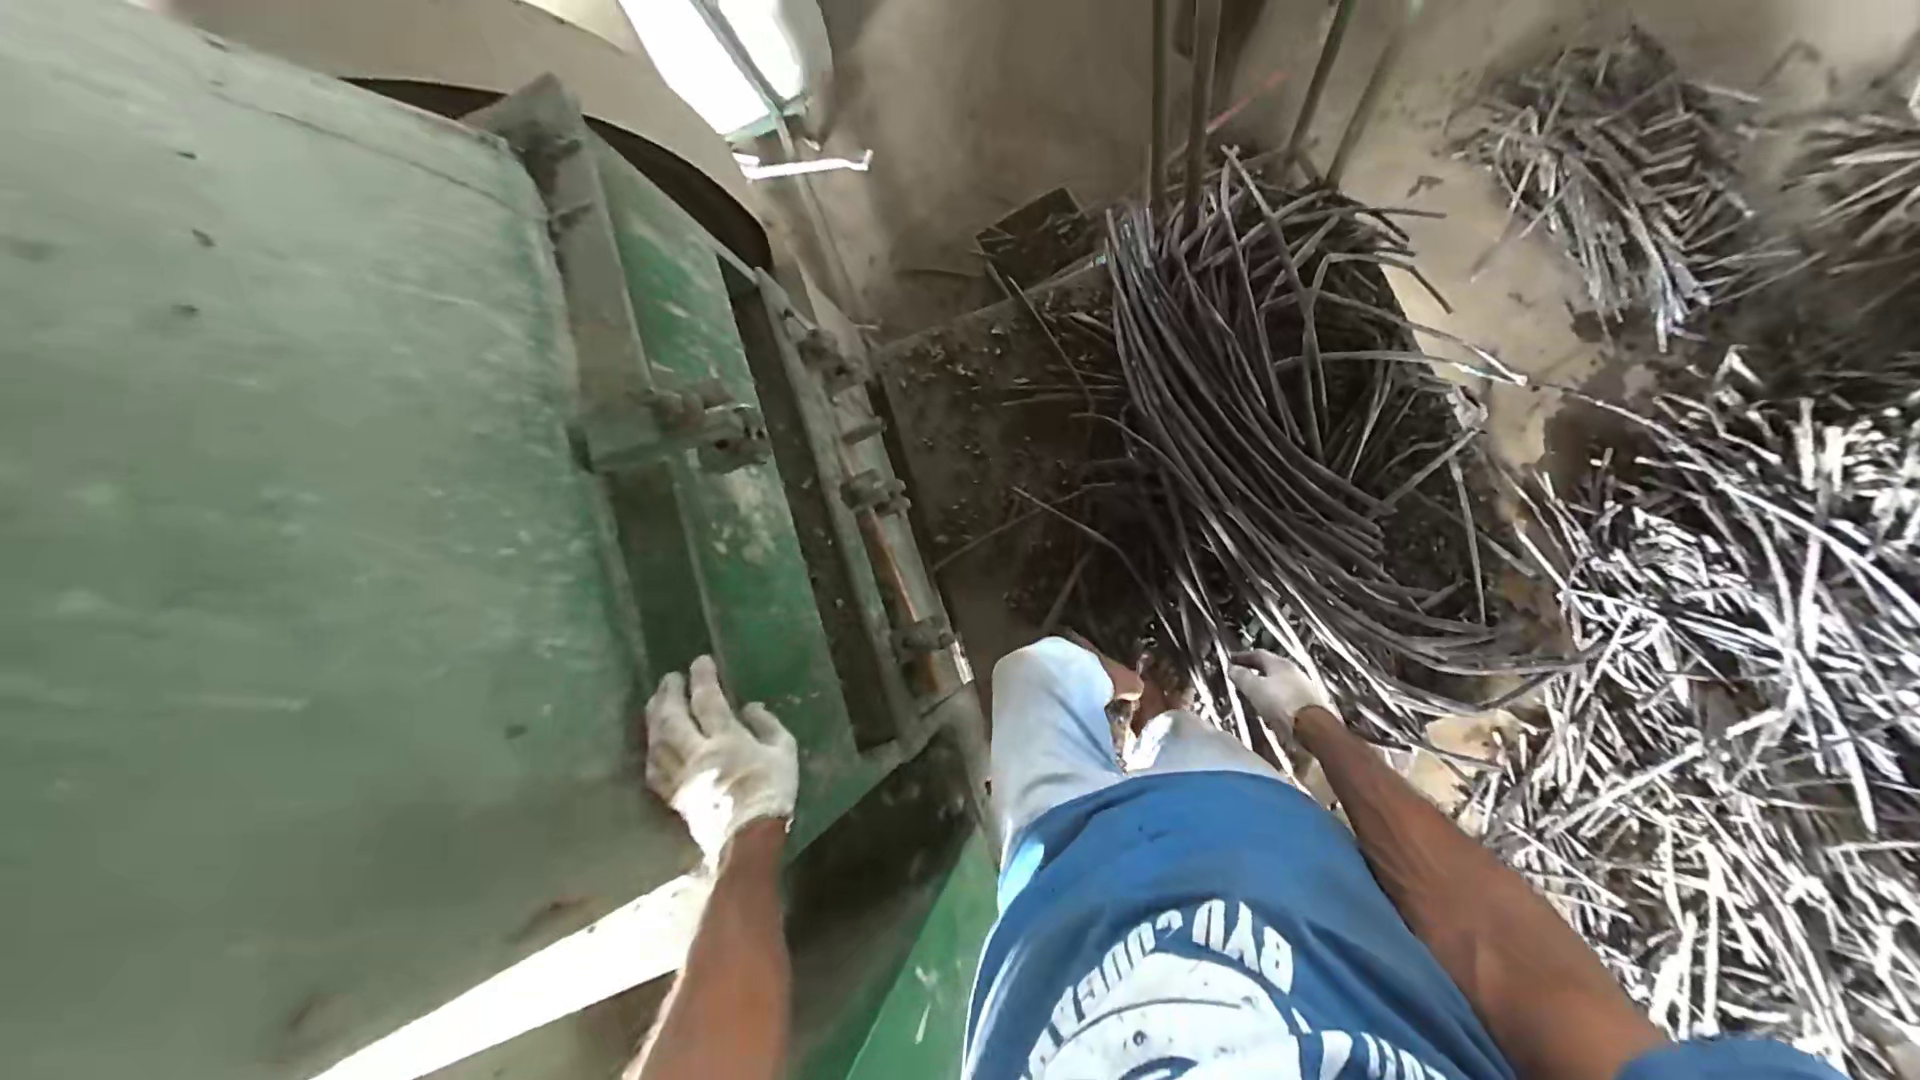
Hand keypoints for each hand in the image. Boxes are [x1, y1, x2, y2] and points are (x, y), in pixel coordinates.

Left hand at [646, 656, 797, 865]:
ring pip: (658, 740)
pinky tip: (653, 741)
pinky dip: (652, 749)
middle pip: (673, 716)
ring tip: (656, 701)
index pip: (708, 700)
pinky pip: (655, 768)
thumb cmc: (772, 791)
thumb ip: (768, 725)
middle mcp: (697, 753)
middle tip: (670, 677)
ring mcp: (681, 776)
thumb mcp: (784, 752)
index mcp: (726, 739)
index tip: (700, 661)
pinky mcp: (673, 796)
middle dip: (670, 692)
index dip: (702, 677)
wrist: (747, 840)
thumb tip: (750, 707)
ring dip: (655, 716)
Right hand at [1228, 649, 1336, 741]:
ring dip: (1267, 687)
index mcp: (1280, 665)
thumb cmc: (1280, 704)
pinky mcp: (1311, 706)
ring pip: (1281, 684)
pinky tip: (1271, 710)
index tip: (1232, 660)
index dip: (1244, 657)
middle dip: (1256, 671)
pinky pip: (1288, 699)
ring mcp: (1305, 689)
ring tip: (1255, 694)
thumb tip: (1232, 668)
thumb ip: (1242, 677)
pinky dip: (1277, 701)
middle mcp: (1295, 673)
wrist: (1314, 729)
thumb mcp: (1254, 688)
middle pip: (1272, 668)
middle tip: (1243, 675)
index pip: (1259, 655)